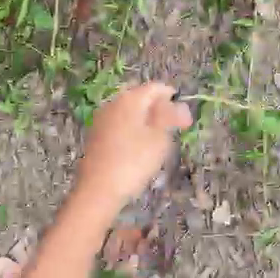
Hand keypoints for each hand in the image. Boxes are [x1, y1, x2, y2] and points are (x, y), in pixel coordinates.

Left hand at [74, 82, 192, 208]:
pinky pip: (119, 124)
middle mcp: (114, 102)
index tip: (184, 119)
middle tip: (170, 127)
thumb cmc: (133, 162)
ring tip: (156, 139)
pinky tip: (136, 147)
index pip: (156, 88)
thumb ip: (171, 117)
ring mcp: (102, 118)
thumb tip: (181, 106)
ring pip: (129, 111)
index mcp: (131, 98)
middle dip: (157, 108)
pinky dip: (131, 129)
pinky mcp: (95, 135)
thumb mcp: (159, 139)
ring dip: (144, 119)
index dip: (172, 100)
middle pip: (141, 98)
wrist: (97, 191)